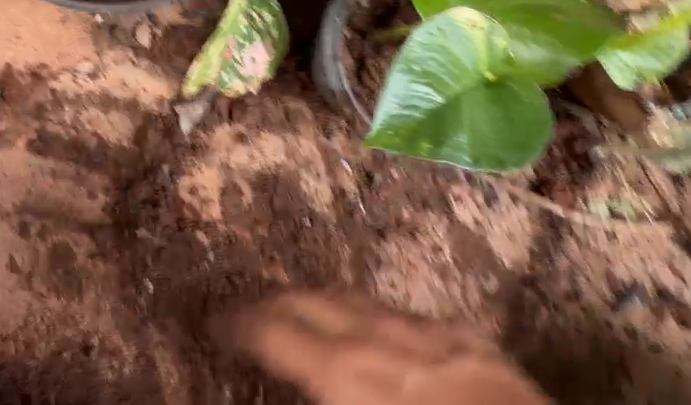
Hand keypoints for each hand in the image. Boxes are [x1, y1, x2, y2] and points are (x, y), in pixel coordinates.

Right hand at [237, 293, 548, 404]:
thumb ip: (319, 389)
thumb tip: (282, 381)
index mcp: (348, 376)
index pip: (276, 331)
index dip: (238, 324)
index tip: (212, 322)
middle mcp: (383, 341)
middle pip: (312, 301)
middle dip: (272, 302)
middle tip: (245, 312)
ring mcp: (435, 336)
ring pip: (360, 300)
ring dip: (321, 302)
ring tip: (300, 311)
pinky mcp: (478, 344)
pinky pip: (412, 316)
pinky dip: (378, 317)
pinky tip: (380, 330)